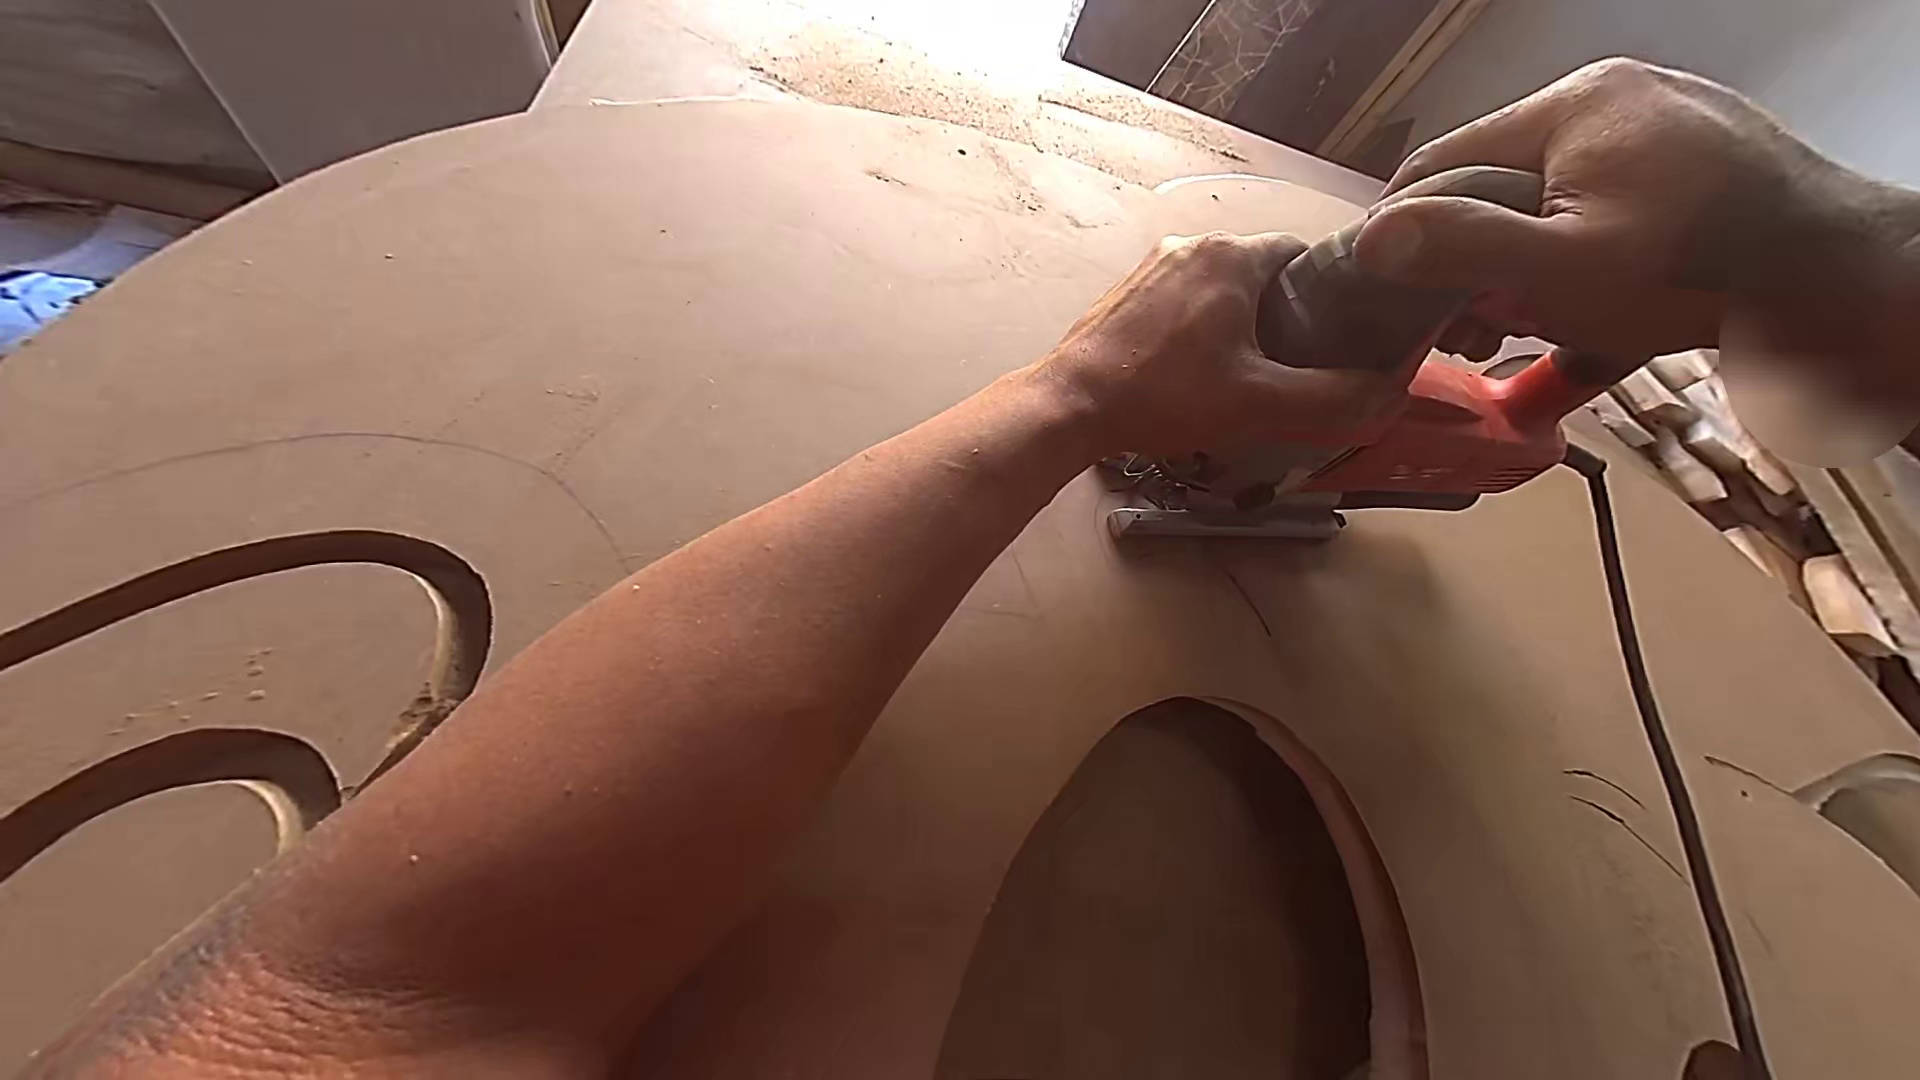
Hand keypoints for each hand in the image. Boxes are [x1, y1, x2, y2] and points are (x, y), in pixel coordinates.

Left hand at [1035, 231, 1408, 457]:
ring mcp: (1144, 271)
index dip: (1328, 296)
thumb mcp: (1256, 403)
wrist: (1068, 408)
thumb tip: (1391, 400)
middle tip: (1285, 366)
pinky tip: (1185, 371)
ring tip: (1236, 374)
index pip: (1305, 256)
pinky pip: (1173, 305)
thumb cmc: (1160, 397)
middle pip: (1257, 275)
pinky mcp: (1117, 299)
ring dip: (1232, 325)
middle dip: (1278, 315)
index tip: (1333, 337)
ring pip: (1212, 291)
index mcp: (1229, 255)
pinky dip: (1190, 330)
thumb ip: (1331, 400)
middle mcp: (1186, 247)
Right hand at [1354, 58, 1917, 367]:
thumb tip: (1365, 241)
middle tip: (1458, 323)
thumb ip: (1460, 247)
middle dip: (1448, 259)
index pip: (1432, 166)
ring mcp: (1634, 126)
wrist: (1833, 284)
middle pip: (1473, 185)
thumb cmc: (1687, 275)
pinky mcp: (1658, 159)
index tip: (1387, 297)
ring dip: (1488, 264)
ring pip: (1513, 199)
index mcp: (1569, 108)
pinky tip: (1546, 294)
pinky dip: (1534, 252)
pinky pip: (1560, 203)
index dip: (1395, 233)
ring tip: (1503, 319)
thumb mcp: (1556, 269)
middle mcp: (1599, 101)